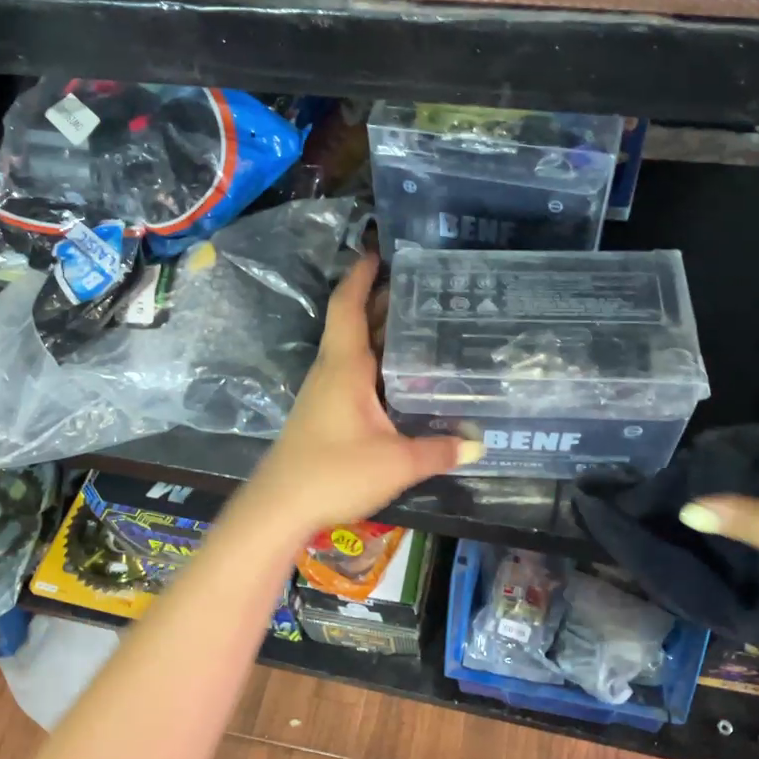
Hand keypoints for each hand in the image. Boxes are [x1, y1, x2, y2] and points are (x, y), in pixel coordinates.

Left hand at [243, 253, 479, 533]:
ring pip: (356, 349)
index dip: (363, 276)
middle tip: (423, 285)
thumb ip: (438, 450)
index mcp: (345, 366)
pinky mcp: (326, 413)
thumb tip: (479, 443)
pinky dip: (378, 363)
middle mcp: (333, 371)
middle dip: (383, 300)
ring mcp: (326, 392)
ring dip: (382, 333)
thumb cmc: (334, 473)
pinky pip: (355, 374)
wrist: (280, 507)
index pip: (350, 306)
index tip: (381, 250)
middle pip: (356, 323)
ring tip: (422, 321)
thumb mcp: (396, 463)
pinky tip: (402, 375)